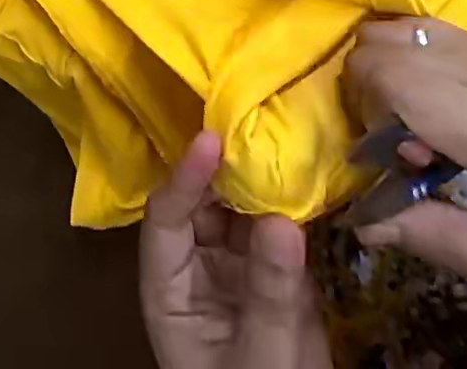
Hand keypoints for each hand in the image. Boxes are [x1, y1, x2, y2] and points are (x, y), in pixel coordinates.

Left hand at [139, 132, 330, 368]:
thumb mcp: (261, 357)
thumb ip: (268, 293)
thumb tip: (281, 220)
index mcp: (168, 285)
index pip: (166, 218)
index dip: (185, 177)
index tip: (211, 141)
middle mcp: (195, 259)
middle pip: (202, 198)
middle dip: (223, 164)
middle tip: (251, 122)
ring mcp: (233, 257)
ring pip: (237, 200)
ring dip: (256, 171)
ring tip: (277, 131)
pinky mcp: (270, 259)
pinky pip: (273, 215)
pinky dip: (286, 192)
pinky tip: (301, 164)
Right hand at [345, 19, 466, 308]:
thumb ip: (439, 240)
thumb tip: (363, 220)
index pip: (393, 79)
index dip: (361, 111)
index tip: (381, 159)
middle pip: (382, 46)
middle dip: (362, 91)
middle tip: (393, 149)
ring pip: (398, 28)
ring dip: (379, 67)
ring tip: (404, 121)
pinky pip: (426, 27)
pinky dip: (401, 50)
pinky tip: (423, 95)